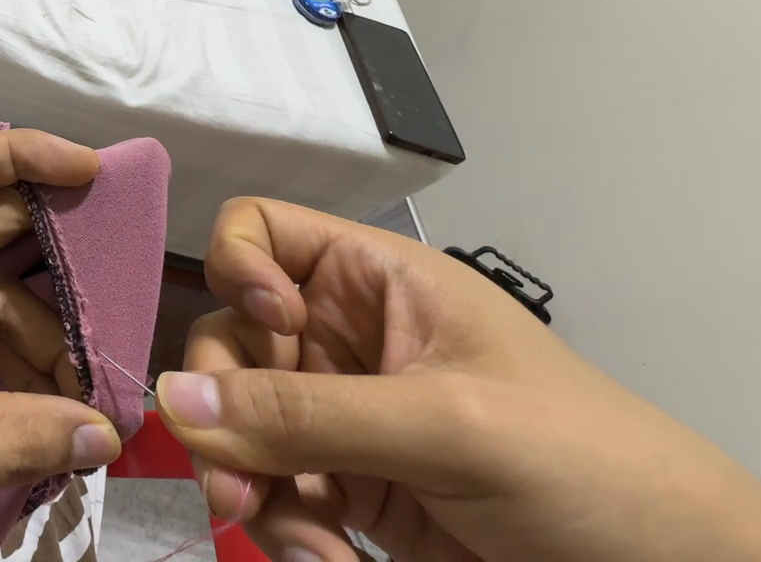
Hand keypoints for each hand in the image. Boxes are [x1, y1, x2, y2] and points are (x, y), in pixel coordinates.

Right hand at [156, 197, 760, 561]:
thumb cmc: (589, 469)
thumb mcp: (447, 427)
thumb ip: (304, 415)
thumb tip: (171, 400)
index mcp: (370, 281)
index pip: (259, 232)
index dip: (238, 265)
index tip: (266, 329)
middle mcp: (339, 335)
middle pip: (229, 336)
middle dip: (222, 403)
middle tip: (230, 476)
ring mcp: (338, 412)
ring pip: (236, 416)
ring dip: (243, 473)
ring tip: (280, 532)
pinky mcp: (343, 482)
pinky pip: (269, 482)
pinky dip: (280, 519)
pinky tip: (322, 556)